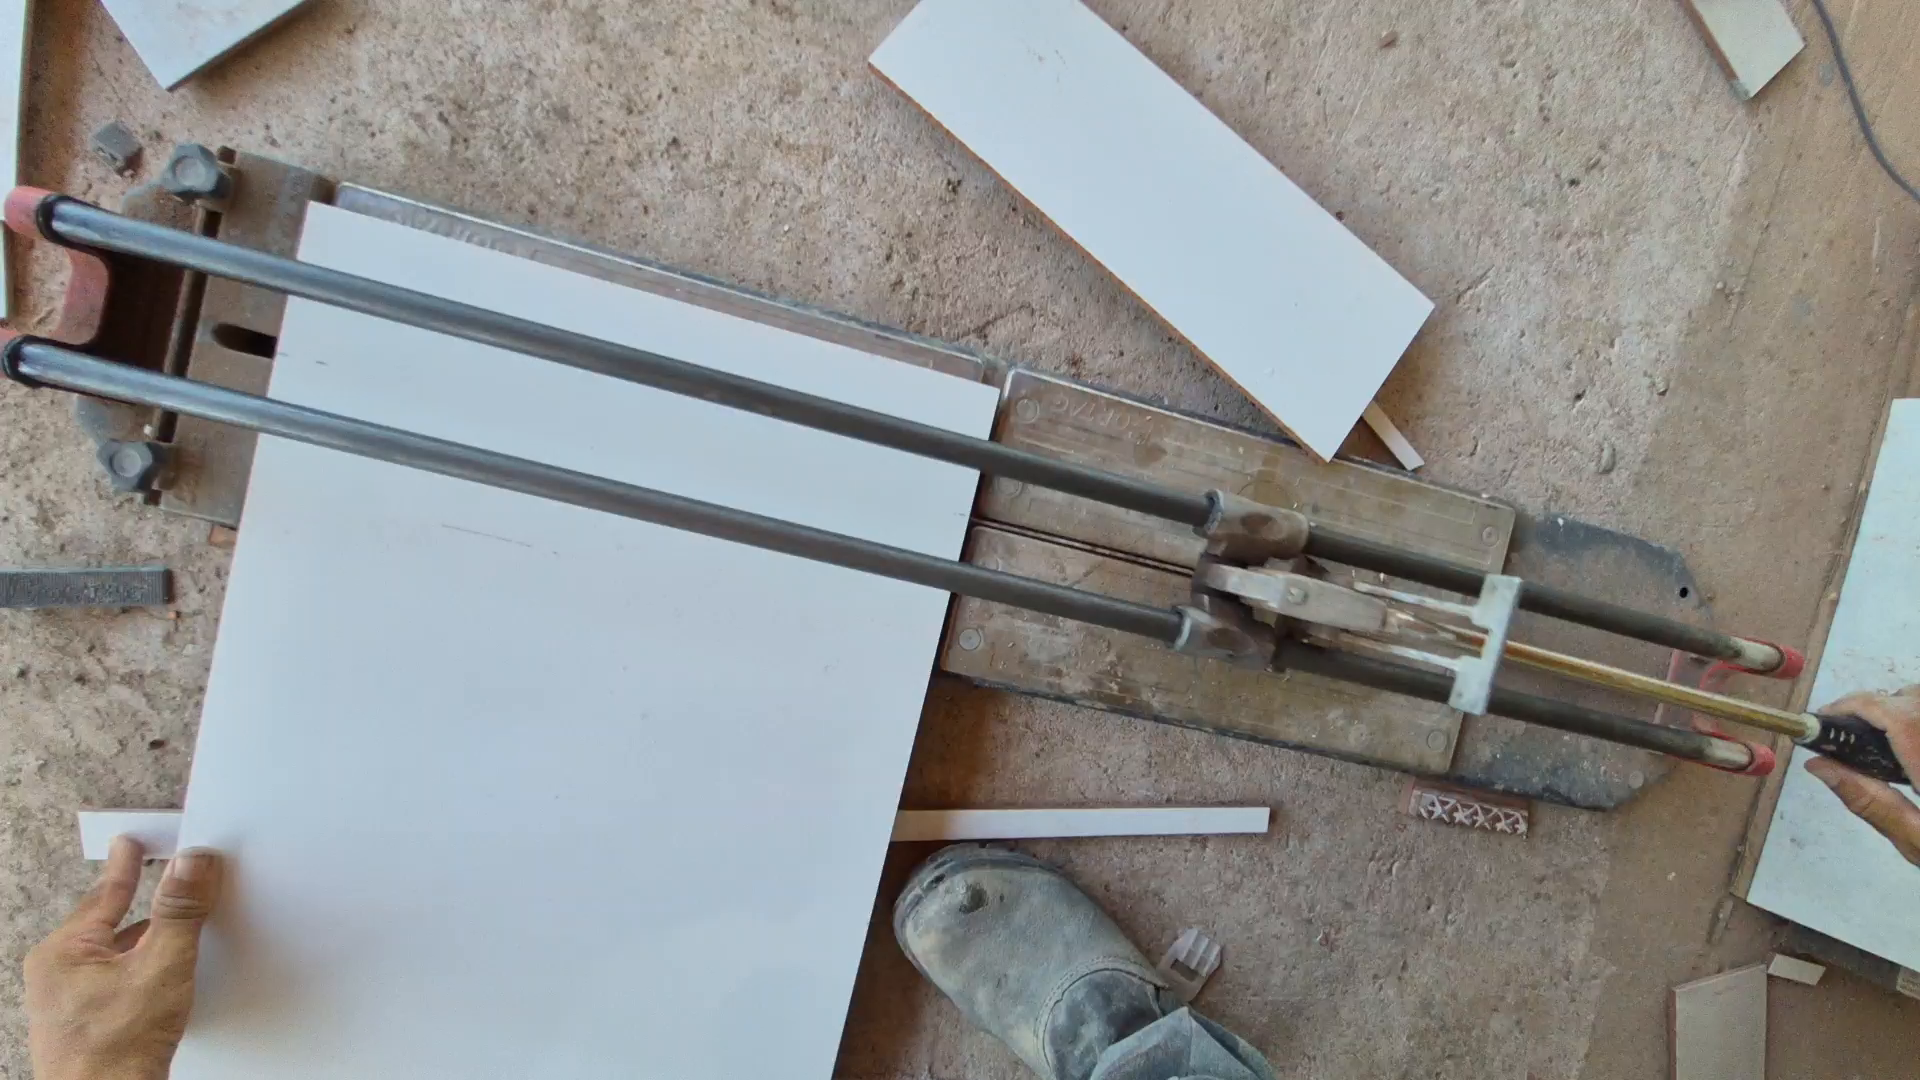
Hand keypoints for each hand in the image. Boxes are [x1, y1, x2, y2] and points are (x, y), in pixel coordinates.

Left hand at [25, 838, 223, 1079]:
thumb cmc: (118, 1043)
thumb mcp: (163, 963)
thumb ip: (181, 909)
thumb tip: (192, 861)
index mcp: (64, 953)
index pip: (106, 893)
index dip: (127, 863)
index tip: (131, 841)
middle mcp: (59, 970)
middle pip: (113, 916)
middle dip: (146, 895)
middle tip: (170, 871)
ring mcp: (70, 993)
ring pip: (121, 943)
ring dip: (152, 928)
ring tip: (181, 919)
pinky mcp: (89, 1009)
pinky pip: (124, 963)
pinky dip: (151, 951)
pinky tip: (172, 958)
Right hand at [1806, 686, 1919, 865]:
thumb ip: (1873, 803)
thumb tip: (1820, 764)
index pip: (1895, 713)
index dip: (1853, 705)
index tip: (1827, 720)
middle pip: (1917, 698)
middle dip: (1882, 705)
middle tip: (1859, 733)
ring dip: (1909, 709)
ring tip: (1895, 738)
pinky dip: (1919, 721)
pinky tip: (1917, 747)